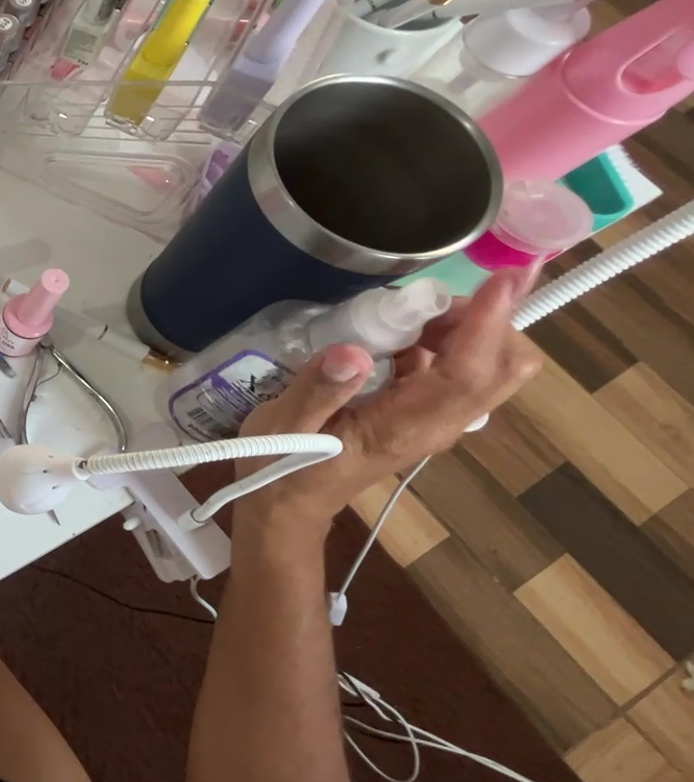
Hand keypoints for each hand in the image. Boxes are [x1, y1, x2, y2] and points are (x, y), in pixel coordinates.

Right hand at [235, 268, 543, 529]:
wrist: (285, 502)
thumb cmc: (279, 466)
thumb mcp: (284, 428)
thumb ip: (317, 392)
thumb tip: (353, 351)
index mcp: (406, 427)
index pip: (468, 372)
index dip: (488, 324)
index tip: (503, 279)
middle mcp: (436, 422)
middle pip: (502, 367)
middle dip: (485, 322)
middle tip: (423, 302)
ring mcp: (434, 418)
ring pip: (487, 365)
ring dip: (463, 327)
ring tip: (401, 313)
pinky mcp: (422, 412)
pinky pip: (457, 368)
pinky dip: (443, 339)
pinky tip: (394, 334)